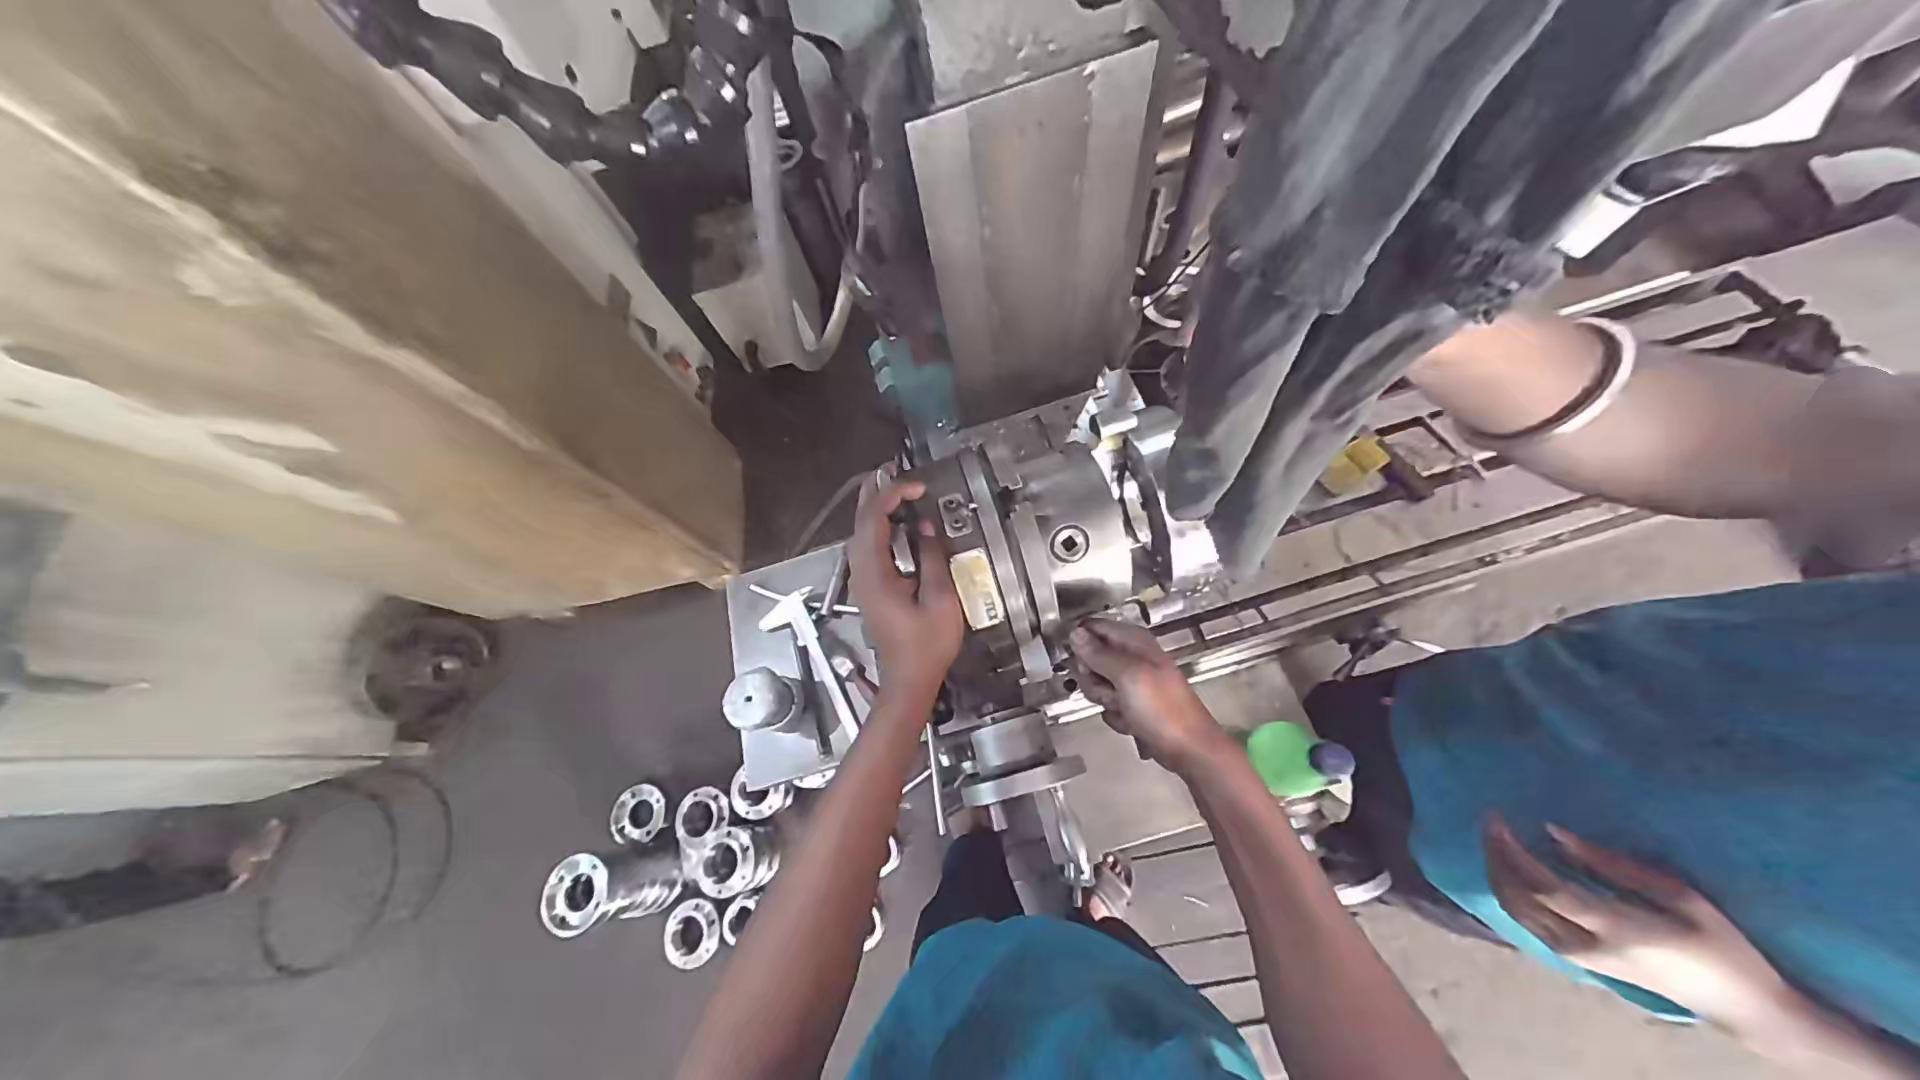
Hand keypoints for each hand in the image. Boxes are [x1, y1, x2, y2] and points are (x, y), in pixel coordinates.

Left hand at [848, 473, 962, 701]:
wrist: (907, 680)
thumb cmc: (926, 646)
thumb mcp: (940, 601)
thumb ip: (932, 559)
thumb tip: (927, 528)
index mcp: (875, 574)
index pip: (874, 520)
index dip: (893, 494)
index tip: (919, 485)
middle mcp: (861, 572)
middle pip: (861, 521)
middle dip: (877, 490)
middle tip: (895, 467)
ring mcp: (862, 579)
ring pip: (861, 531)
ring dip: (876, 504)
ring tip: (895, 482)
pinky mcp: (869, 585)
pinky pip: (869, 544)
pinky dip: (879, 523)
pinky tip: (894, 516)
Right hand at [1067, 618, 1229, 773]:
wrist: (1189, 750)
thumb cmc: (1161, 708)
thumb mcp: (1127, 675)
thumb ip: (1098, 653)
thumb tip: (1074, 632)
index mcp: (1134, 640)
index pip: (1092, 628)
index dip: (1080, 644)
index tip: (1081, 665)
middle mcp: (1132, 656)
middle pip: (1090, 658)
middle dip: (1093, 678)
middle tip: (1110, 689)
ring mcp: (1132, 682)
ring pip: (1096, 683)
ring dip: (1104, 699)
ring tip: (1123, 707)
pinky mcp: (1132, 704)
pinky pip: (1108, 704)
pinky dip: (1116, 715)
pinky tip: (1130, 721)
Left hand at [1484, 815, 1792, 1030]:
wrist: (1744, 1008)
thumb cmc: (1720, 945)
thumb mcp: (1679, 896)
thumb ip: (1612, 865)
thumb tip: (1553, 832)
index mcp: (1614, 928)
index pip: (1542, 886)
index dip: (1511, 850)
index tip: (1498, 818)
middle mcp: (1583, 945)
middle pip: (1516, 897)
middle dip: (1494, 855)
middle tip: (1491, 822)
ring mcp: (1575, 956)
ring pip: (1514, 910)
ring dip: (1496, 871)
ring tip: (1495, 838)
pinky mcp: (1574, 959)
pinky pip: (1525, 919)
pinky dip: (1509, 889)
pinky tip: (1510, 866)